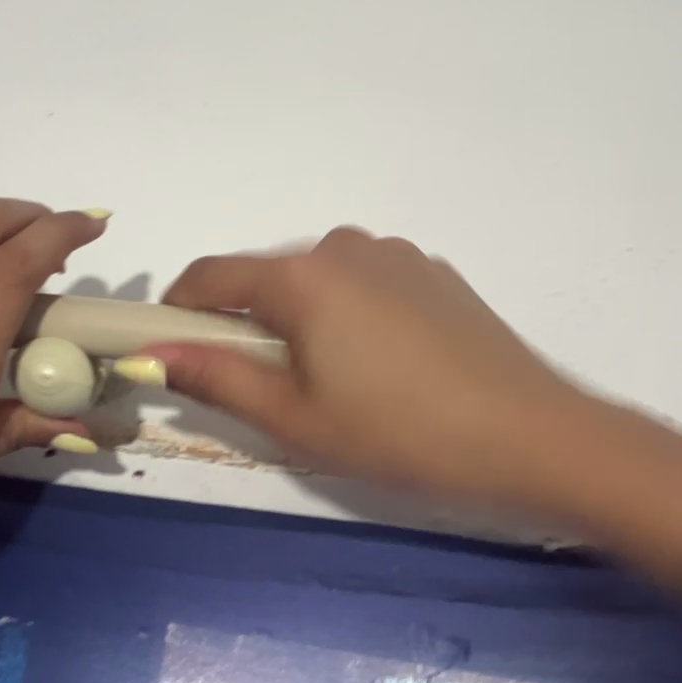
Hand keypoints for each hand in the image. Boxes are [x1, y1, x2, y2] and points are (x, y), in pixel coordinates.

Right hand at [148, 227, 587, 501]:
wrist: (530, 436)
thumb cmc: (398, 435)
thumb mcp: (295, 419)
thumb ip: (217, 377)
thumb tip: (151, 353)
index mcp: (303, 276)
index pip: (212, 275)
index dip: (179, 310)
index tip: (173, 351)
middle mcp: (346, 246)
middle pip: (268, 278)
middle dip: (249, 324)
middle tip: (265, 391)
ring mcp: (398, 255)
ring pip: (320, 282)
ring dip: (303, 321)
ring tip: (333, 385)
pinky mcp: (435, 274)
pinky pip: (366, 286)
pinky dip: (350, 317)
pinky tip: (384, 369)